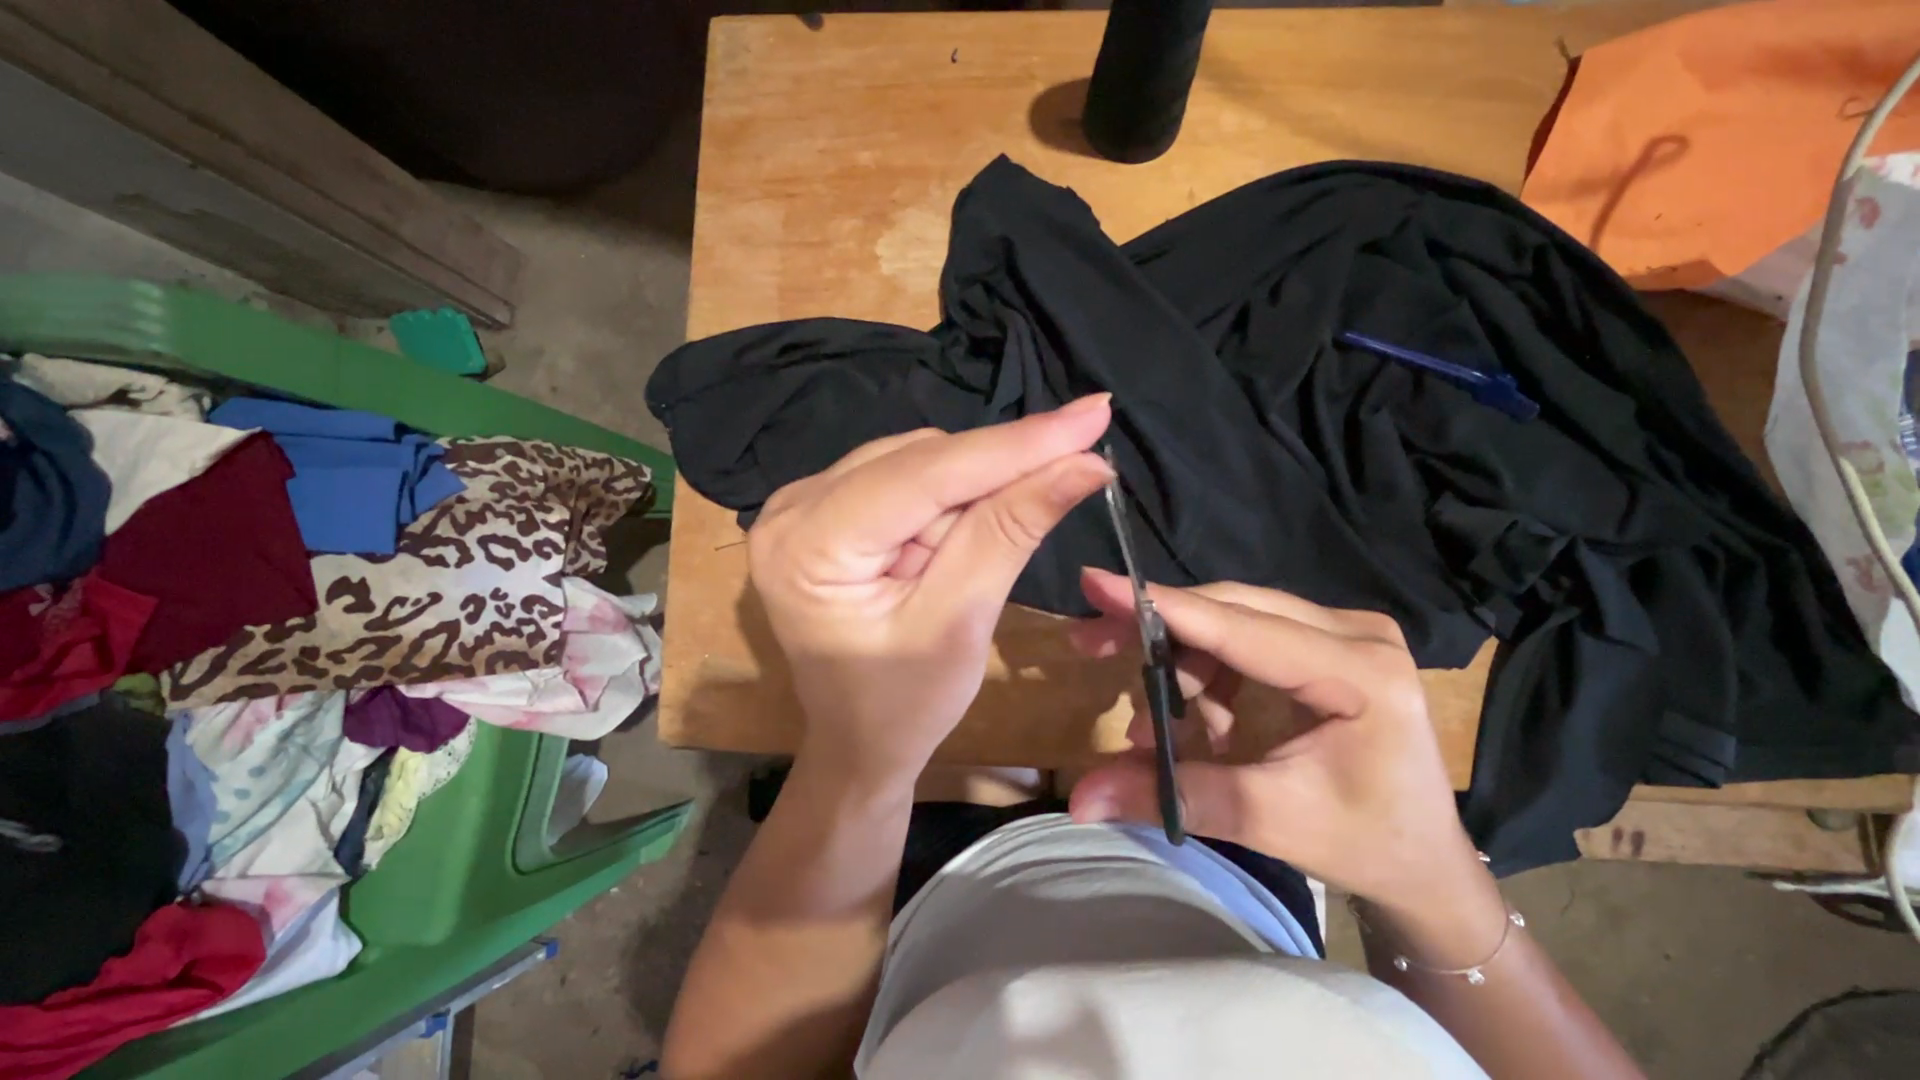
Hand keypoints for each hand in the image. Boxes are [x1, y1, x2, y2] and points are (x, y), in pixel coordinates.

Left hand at [747, 397, 1113, 790]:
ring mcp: (801, 503)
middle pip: (919, 459)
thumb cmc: (905, 705)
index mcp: (809, 547)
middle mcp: (791, 508)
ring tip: (977, 557)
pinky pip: (903, 477)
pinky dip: (948, 500)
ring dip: (972, 492)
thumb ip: (1011, 531)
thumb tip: (1083, 462)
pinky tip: (957, 540)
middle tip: (1076, 475)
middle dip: (997, 471)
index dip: (1016, 444)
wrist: (859, 743)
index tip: (1094, 413)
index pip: (925, 475)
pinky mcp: (823, 508)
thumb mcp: (962, 622)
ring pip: (917, 462)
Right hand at [1066, 569, 1491, 916]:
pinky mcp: (1329, 646)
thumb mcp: (1269, 819)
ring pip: (1234, 622)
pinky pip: (1247, 641)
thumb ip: (1176, 795)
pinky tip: (1194, 721)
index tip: (1095, 582)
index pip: (1241, 626)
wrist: (1425, 863)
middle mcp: (1356, 632)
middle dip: (1158, 631)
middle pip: (1232, 610)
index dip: (1163, 607)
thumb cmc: (1364, 843)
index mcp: (1359, 670)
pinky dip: (1208, 677)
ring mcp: (1345, 634)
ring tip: (1146, 727)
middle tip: (1090, 644)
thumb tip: (1080, 798)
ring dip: (1180, 664)